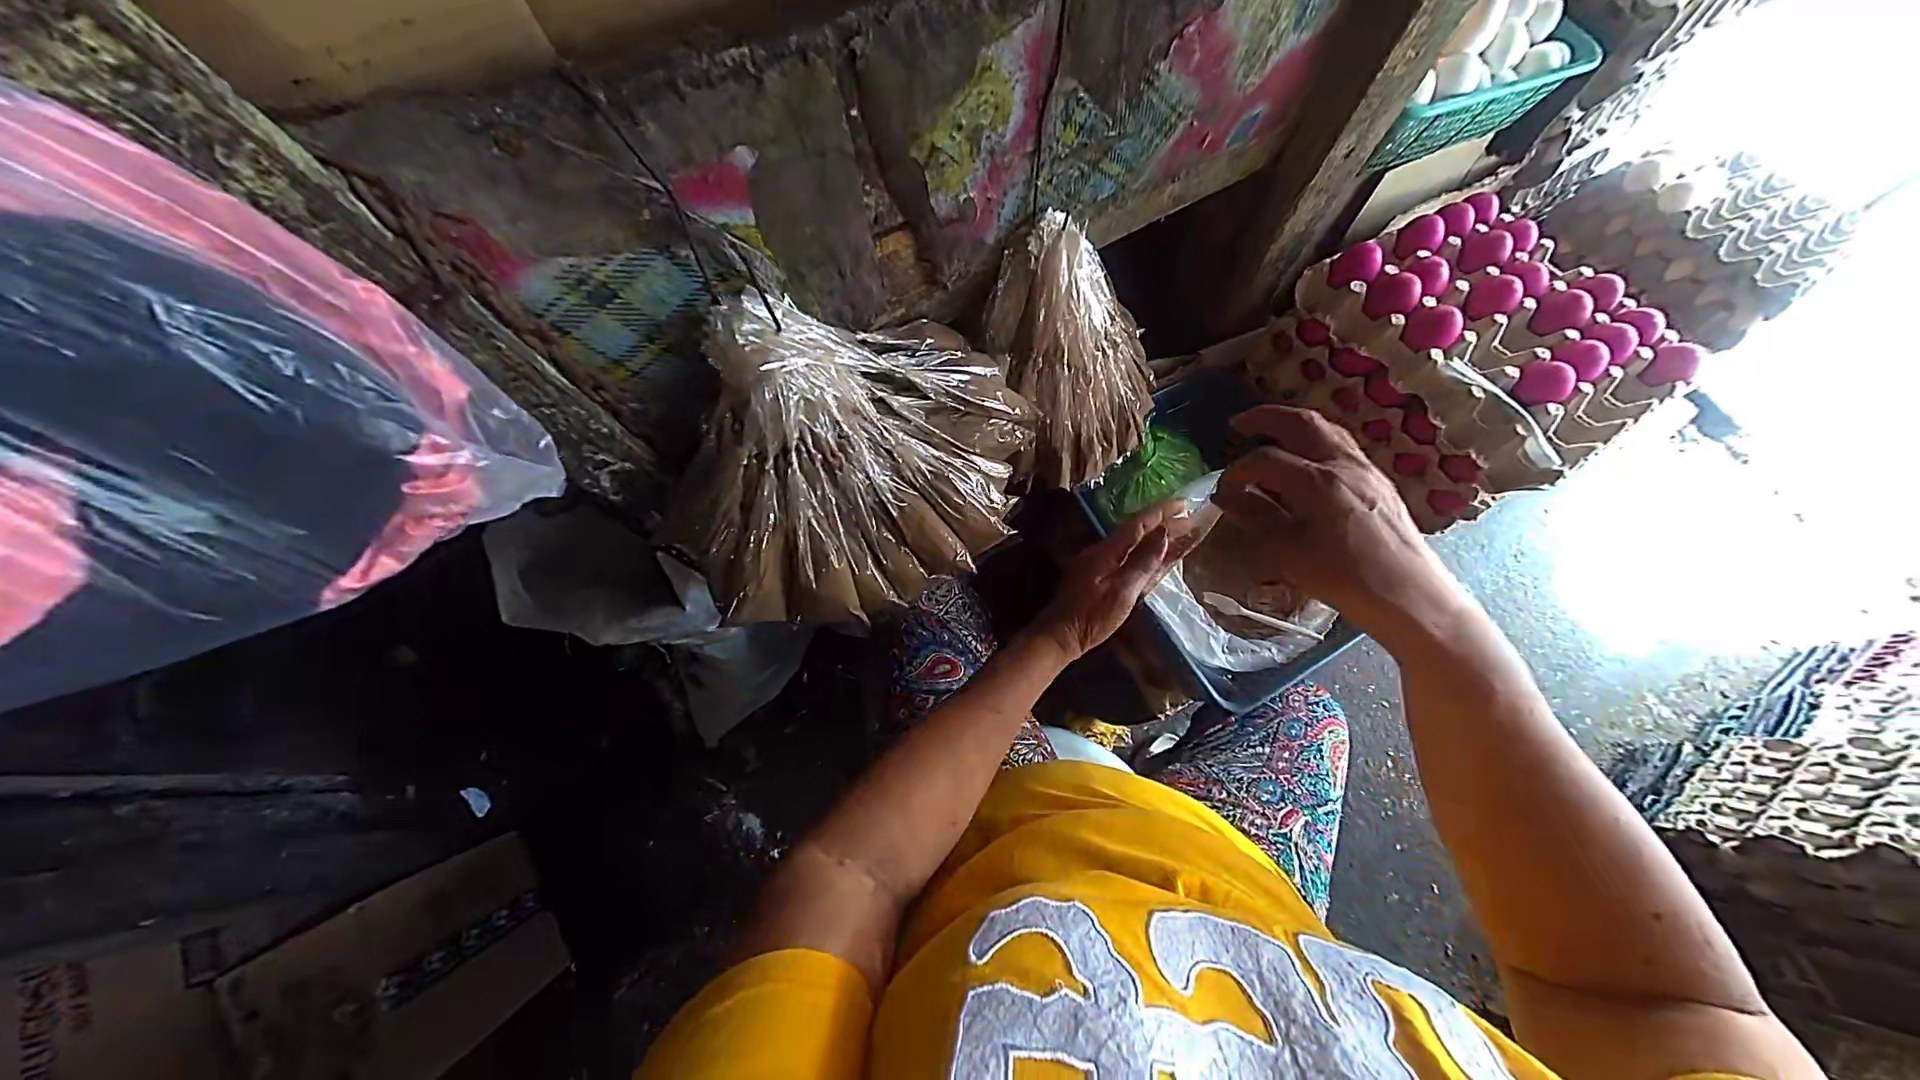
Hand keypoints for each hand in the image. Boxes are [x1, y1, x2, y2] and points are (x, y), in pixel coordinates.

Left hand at [1027, 500, 1188, 661]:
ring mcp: (1095, 562)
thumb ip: (1143, 564)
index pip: (1137, 525)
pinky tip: (1152, 554)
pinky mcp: (1095, 574)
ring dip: (1152, 536)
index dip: (1161, 512)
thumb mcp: (1123, 592)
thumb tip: (1163, 536)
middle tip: (1188, 516)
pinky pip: (1123, 556)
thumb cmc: (1092, 617)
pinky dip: (1141, 552)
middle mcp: (1099, 551)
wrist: (1060, 635)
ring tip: (1177, 530)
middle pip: (1134, 532)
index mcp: (1105, 552)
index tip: (1183, 503)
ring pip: (1129, 543)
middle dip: (1161, 523)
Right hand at [1212, 406, 1470, 643]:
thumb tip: (1225, 495)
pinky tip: (1305, 458)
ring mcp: (1366, 470)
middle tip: (1239, 422)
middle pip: (1302, 423)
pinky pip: (1342, 445)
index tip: (1221, 489)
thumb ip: (1254, 515)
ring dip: (1294, 424)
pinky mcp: (1378, 481)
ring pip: (1327, 430)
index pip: (1264, 459)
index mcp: (1316, 481)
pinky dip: (1315, 439)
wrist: (1406, 595)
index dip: (1237, 471)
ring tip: (1271, 432)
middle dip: (1266, 418)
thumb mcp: (1286, 550)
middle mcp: (1343, 465)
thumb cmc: (1341, 577)